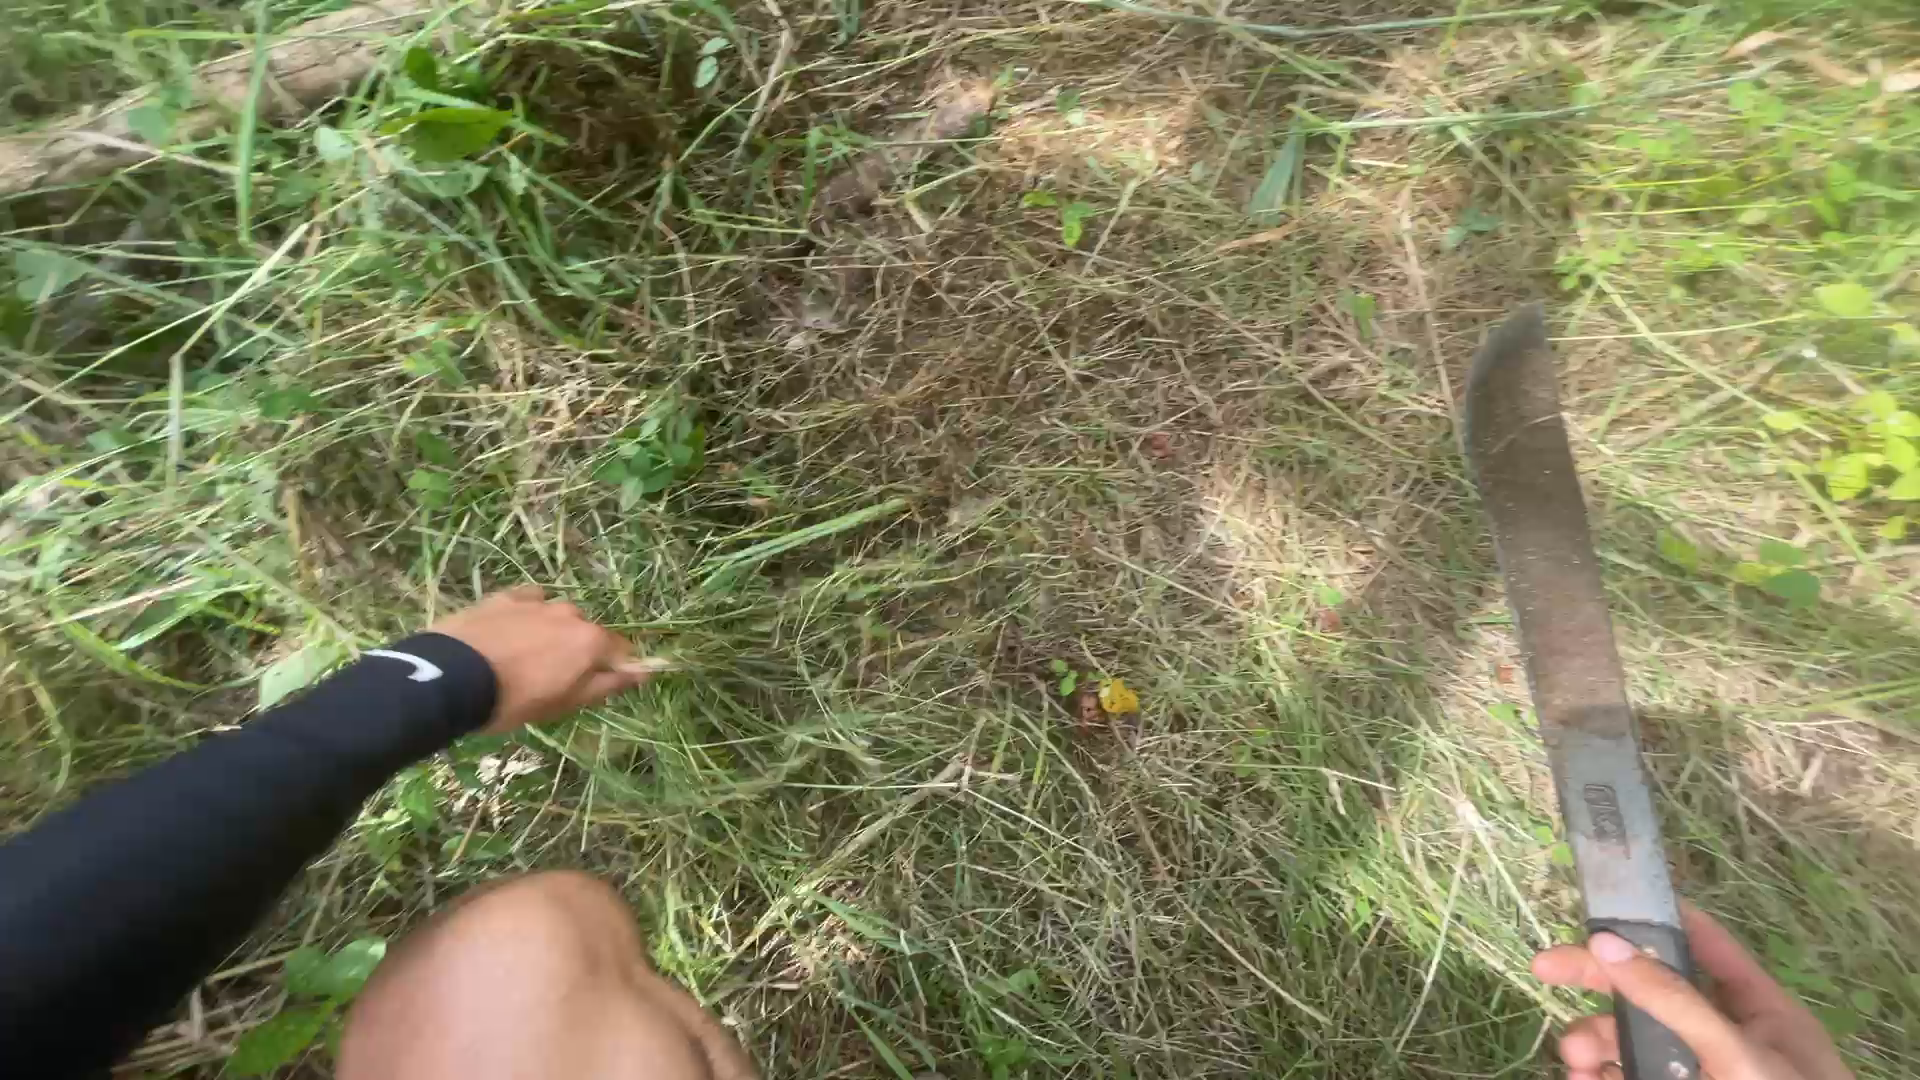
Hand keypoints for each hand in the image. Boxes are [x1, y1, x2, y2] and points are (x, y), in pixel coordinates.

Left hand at [427, 586, 669, 733]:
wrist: (449, 680)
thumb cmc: (515, 699)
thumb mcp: (566, 703)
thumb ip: (608, 684)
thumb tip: (643, 674)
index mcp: (592, 641)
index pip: (621, 651)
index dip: (615, 667)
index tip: (600, 683)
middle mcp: (572, 615)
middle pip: (587, 632)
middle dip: (579, 650)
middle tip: (555, 676)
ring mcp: (538, 603)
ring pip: (557, 616)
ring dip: (552, 632)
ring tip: (527, 655)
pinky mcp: (505, 598)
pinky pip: (528, 601)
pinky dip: (528, 613)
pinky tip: (514, 629)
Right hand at [1532, 902, 1851, 1079]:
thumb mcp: (1737, 1055)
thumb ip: (1672, 999)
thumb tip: (1601, 941)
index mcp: (1757, 1009)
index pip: (1700, 940)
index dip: (1651, 915)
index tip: (1597, 902)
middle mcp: (1722, 1029)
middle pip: (1644, 981)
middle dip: (1590, 978)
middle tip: (1542, 968)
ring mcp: (1697, 1064)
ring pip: (1626, 1030)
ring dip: (1588, 1038)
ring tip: (1574, 1061)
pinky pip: (1622, 1068)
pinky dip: (1595, 1070)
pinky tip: (1582, 1078)